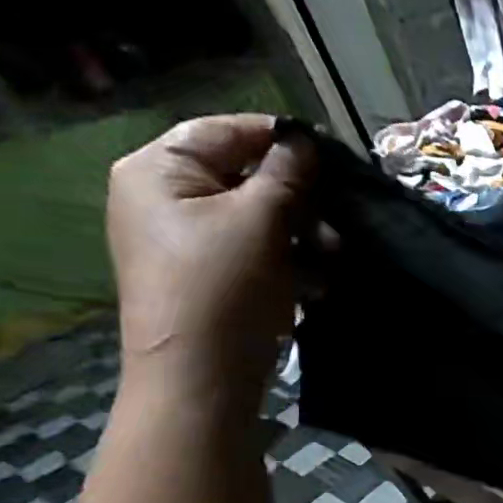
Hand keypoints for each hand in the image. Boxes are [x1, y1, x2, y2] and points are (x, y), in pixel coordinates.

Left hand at [106, 113, 313, 397]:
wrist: (203, 370)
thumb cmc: (223, 285)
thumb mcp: (260, 222)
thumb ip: (285, 177)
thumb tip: (306, 143)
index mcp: (160, 170)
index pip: (225, 132)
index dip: (280, 140)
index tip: (336, 157)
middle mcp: (168, 197)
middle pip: (247, 177)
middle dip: (301, 199)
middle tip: (342, 219)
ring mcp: (191, 238)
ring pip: (263, 218)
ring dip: (306, 235)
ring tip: (336, 258)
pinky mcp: (217, 274)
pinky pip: (262, 251)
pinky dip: (294, 260)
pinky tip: (320, 281)